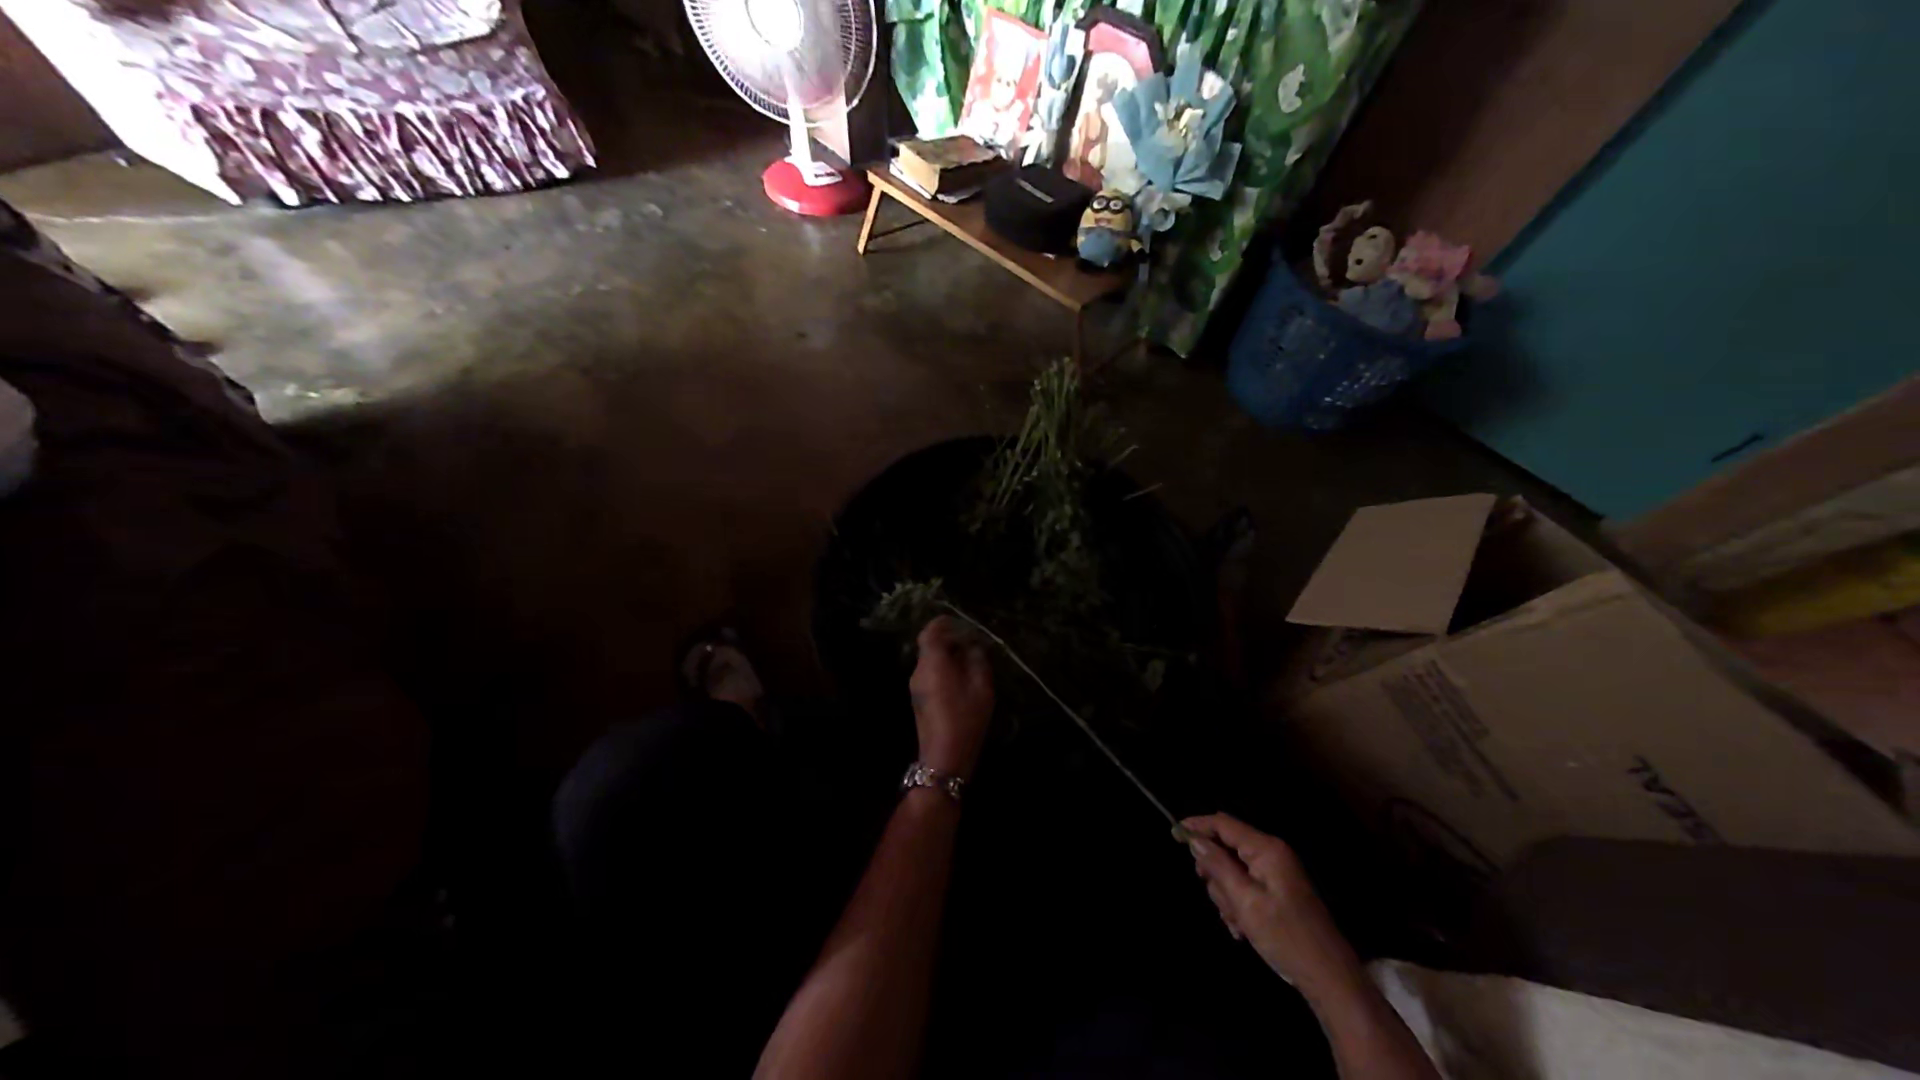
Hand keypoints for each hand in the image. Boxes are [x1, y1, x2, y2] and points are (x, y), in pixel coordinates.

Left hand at [908, 617, 993, 778]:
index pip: (930, 632)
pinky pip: (930, 674)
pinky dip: (943, 669)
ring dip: (947, 656)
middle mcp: (918, 671)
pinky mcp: (918, 699)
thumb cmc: (965, 718)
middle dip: (949, 640)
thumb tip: (973, 645)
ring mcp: (915, 687)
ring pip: (930, 661)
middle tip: (972, 643)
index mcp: (932, 663)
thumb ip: (977, 659)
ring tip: (971, 661)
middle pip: (929, 646)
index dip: (944, 624)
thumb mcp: (981, 686)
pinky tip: (961, 680)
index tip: (961, 623)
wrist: (945, 757)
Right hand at [1182, 813, 1363, 1001]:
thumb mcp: (1245, 902)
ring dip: (1227, 897)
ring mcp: (1276, 874)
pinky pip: (1244, 888)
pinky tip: (1243, 930)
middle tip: (1221, 901)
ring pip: (1232, 872)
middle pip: (1226, 849)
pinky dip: (1238, 906)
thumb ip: (1218, 866)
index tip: (1173, 834)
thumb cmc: (1286, 936)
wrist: (1329, 978)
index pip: (1224, 824)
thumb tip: (1195, 840)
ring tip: (1237, 923)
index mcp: (1267, 849)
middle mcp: (1271, 855)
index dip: (1197, 826)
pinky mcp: (1277, 892)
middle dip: (1216, 875)